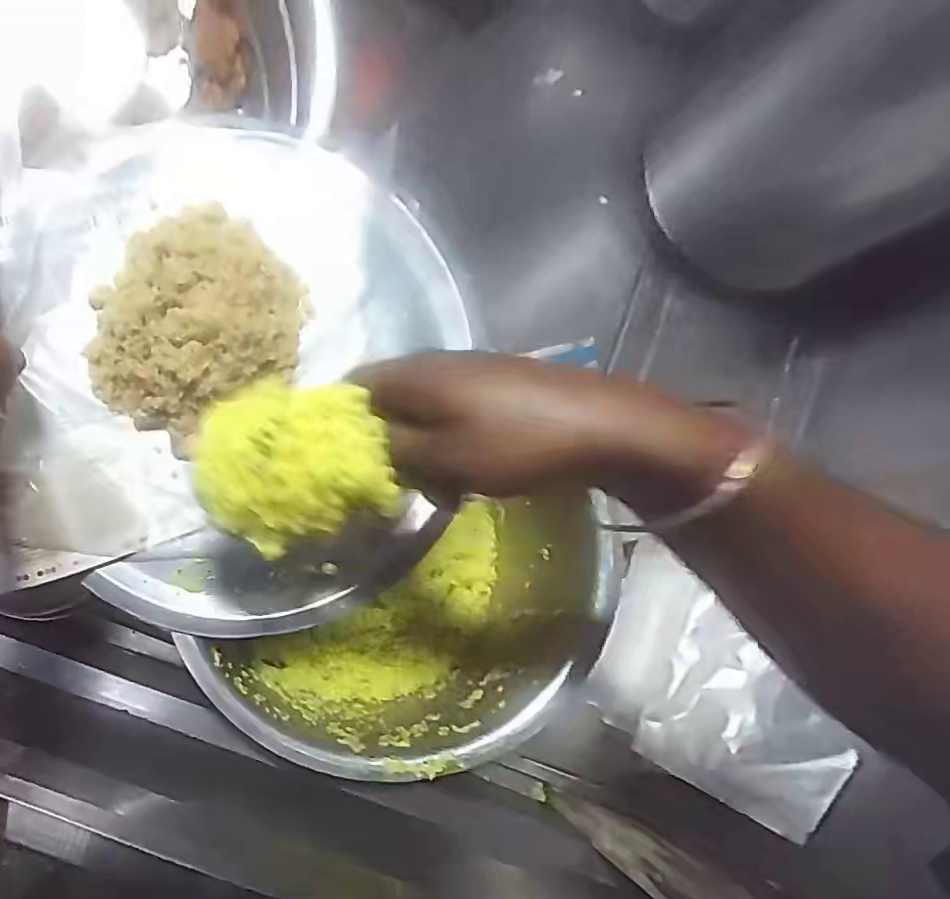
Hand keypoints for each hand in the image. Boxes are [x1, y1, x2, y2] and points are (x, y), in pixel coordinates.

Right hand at [357, 352, 745, 508]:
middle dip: (379, 440)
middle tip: (388, 477)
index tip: (342, 458)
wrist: (610, 426)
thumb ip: (390, 449)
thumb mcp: (442, 457)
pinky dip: (442, 441)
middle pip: (384, 399)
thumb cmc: (516, 444)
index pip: (352, 386)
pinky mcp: (494, 384)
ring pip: (417, 409)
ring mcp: (468, 370)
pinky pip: (448, 411)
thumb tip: (357, 445)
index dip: (339, 420)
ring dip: (414, 446)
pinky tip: (463, 470)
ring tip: (431, 483)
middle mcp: (435, 363)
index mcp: (415, 374)